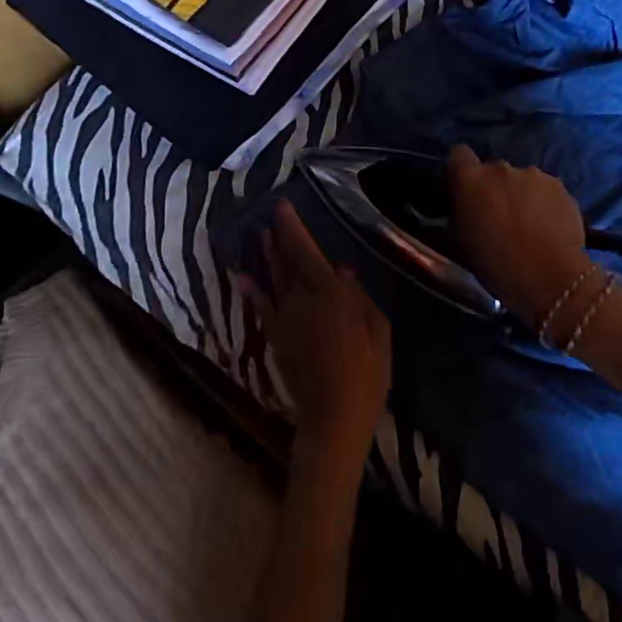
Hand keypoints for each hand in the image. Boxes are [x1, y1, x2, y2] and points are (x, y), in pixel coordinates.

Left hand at [244, 201, 391, 456]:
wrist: (334, 415)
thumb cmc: (367, 372)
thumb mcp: (378, 330)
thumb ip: (360, 297)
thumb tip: (344, 270)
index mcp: (331, 293)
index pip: (308, 252)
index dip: (294, 228)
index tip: (282, 206)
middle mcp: (303, 299)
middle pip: (287, 262)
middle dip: (279, 237)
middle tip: (272, 216)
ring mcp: (285, 319)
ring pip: (273, 279)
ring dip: (267, 256)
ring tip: (261, 236)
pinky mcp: (276, 338)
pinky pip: (261, 307)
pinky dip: (251, 290)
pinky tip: (243, 276)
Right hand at [445, 144, 591, 328]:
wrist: (549, 277)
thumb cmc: (496, 264)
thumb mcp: (462, 240)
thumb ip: (461, 211)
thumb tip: (465, 204)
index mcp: (472, 179)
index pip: (458, 154)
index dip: (461, 170)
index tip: (465, 190)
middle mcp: (501, 168)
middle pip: (493, 171)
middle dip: (494, 188)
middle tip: (499, 215)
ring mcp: (534, 174)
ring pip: (522, 180)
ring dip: (521, 194)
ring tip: (529, 224)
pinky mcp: (560, 186)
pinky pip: (545, 190)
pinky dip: (544, 203)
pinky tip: (549, 226)